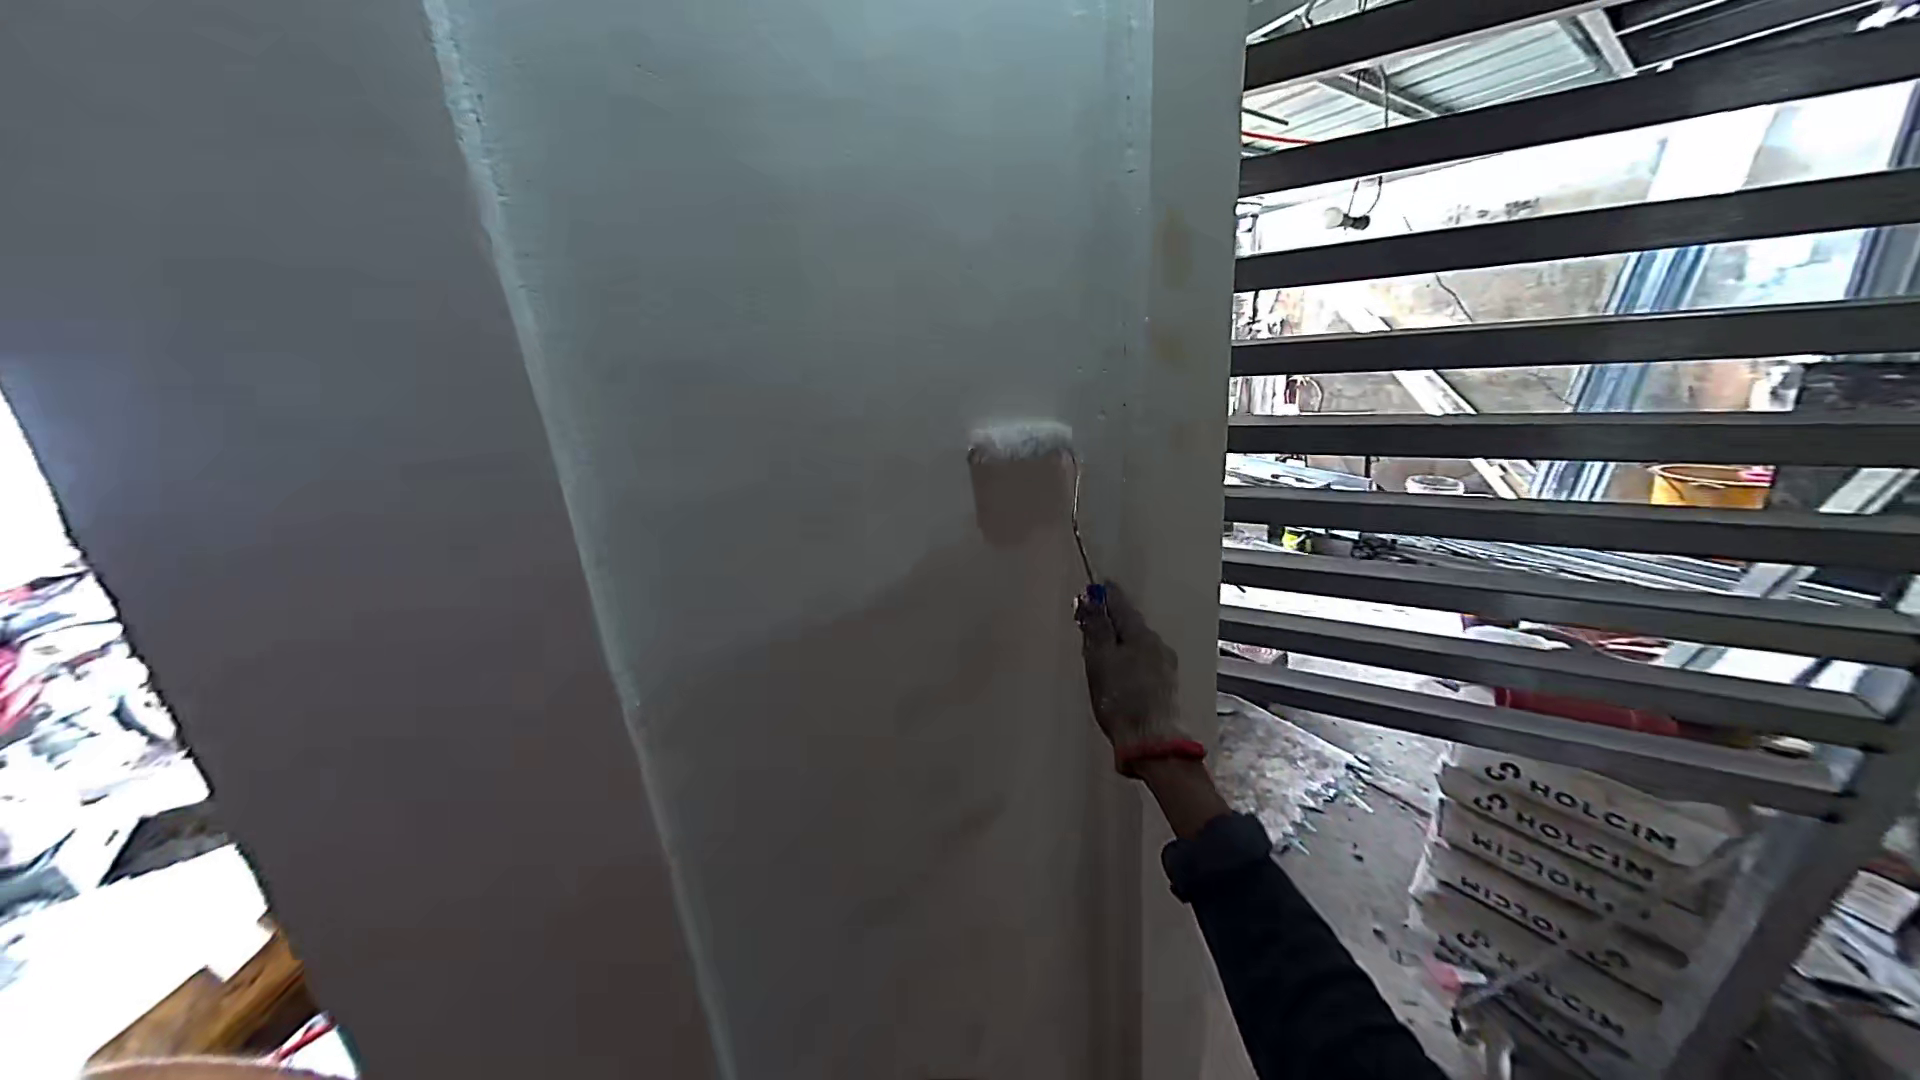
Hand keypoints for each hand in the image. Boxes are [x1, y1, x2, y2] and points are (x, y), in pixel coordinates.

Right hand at [1074, 582, 1198, 774]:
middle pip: (1130, 623)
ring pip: (1138, 642)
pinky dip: (1129, 657)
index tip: (1095, 586)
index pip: (1121, 604)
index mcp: (1140, 634)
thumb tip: (1091, 599)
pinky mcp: (1166, 685)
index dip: (1106, 594)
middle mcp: (1157, 644)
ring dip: (1120, 639)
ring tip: (1101, 647)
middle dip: (1111, 618)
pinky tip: (1120, 669)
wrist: (1152, 742)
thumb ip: (1096, 628)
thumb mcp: (1100, 660)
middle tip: (1091, 616)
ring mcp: (1165, 665)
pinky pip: (1144, 660)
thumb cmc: (1120, 700)